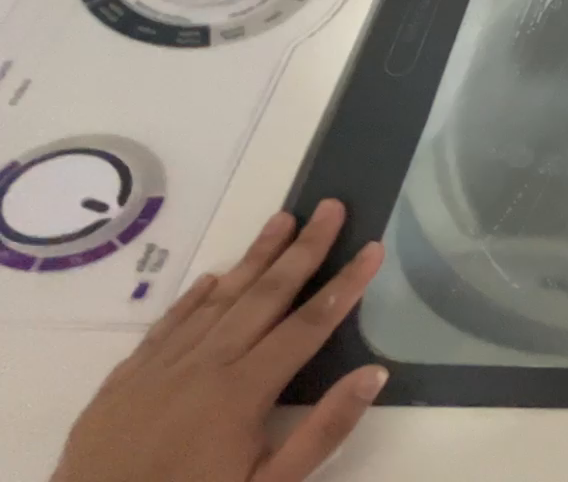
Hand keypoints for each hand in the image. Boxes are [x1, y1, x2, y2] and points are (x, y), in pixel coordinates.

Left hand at [54, 200, 386, 481]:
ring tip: (282, 219)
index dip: (347, 283)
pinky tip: (212, 278)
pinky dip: (192, 298)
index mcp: (242, 391)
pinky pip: (164, 328)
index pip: (310, 323)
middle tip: (330, 207)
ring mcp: (156, 373)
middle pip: (265, 296)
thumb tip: (375, 372)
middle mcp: (202, 368)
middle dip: (304, 248)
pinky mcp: (121, 386)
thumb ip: (323, 431)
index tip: (374, 247)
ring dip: (254, 257)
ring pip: (216, 301)